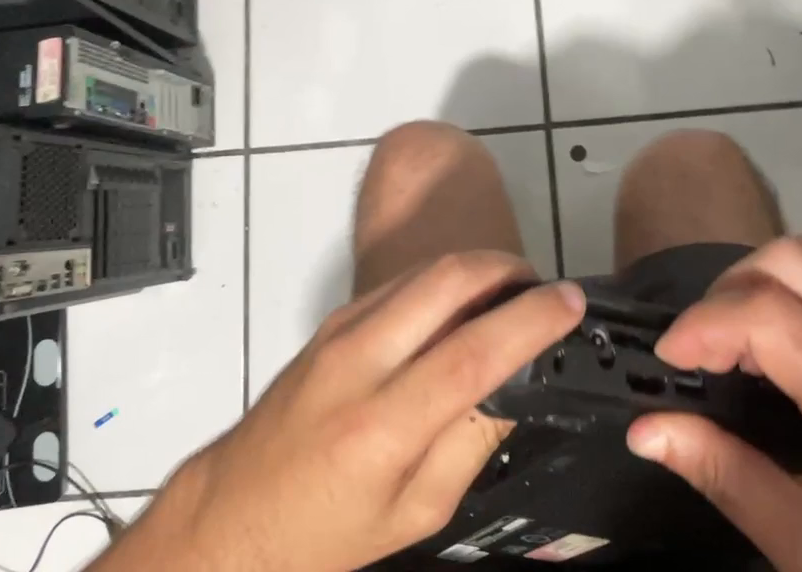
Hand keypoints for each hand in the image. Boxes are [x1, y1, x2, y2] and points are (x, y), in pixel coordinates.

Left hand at [95, 251, 584, 571]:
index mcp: (384, 426)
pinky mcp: (330, 323)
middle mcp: (360, 362)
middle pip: (446, 282)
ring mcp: (340, 333)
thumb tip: (518, 384)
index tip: (570, 303)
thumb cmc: (327, 532)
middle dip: (506, 269)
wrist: (231, 515)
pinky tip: (463, 304)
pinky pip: (399, 284)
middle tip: (543, 288)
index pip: (472, 353)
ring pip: (424, 272)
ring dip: (477, 269)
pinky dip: (443, 280)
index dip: (529, 321)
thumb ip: (471, 441)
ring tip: (511, 293)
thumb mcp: (416, 511)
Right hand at [626, 237, 801, 571]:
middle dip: (728, 288)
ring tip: (740, 342)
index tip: (668, 361)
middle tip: (703, 347)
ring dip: (766, 281)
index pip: (761, 313)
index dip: (700, 326)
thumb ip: (722, 473)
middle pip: (788, 258)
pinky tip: (793, 348)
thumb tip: (644, 430)